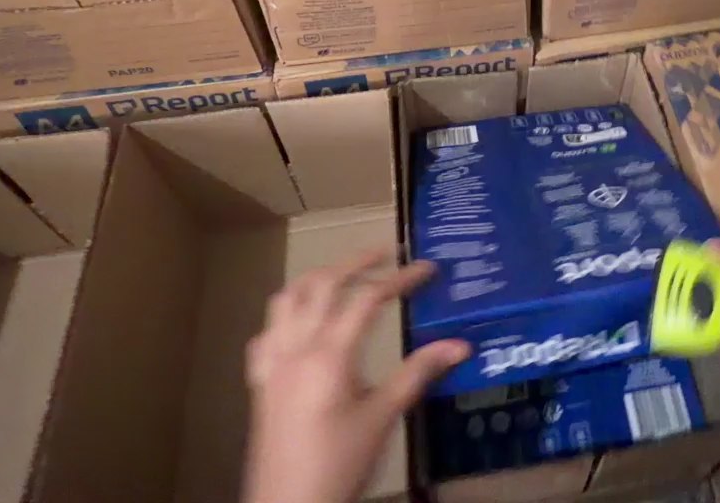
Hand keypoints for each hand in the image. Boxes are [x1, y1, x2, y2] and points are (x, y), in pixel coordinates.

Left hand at [243, 248, 470, 502]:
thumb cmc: (340, 466)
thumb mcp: (383, 418)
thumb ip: (417, 374)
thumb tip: (459, 345)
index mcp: (329, 355)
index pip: (368, 298)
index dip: (401, 278)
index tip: (427, 269)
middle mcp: (296, 348)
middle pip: (324, 283)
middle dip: (357, 262)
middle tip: (387, 255)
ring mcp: (272, 362)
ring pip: (288, 298)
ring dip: (317, 278)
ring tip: (344, 275)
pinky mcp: (259, 381)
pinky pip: (267, 332)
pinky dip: (286, 315)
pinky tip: (302, 323)